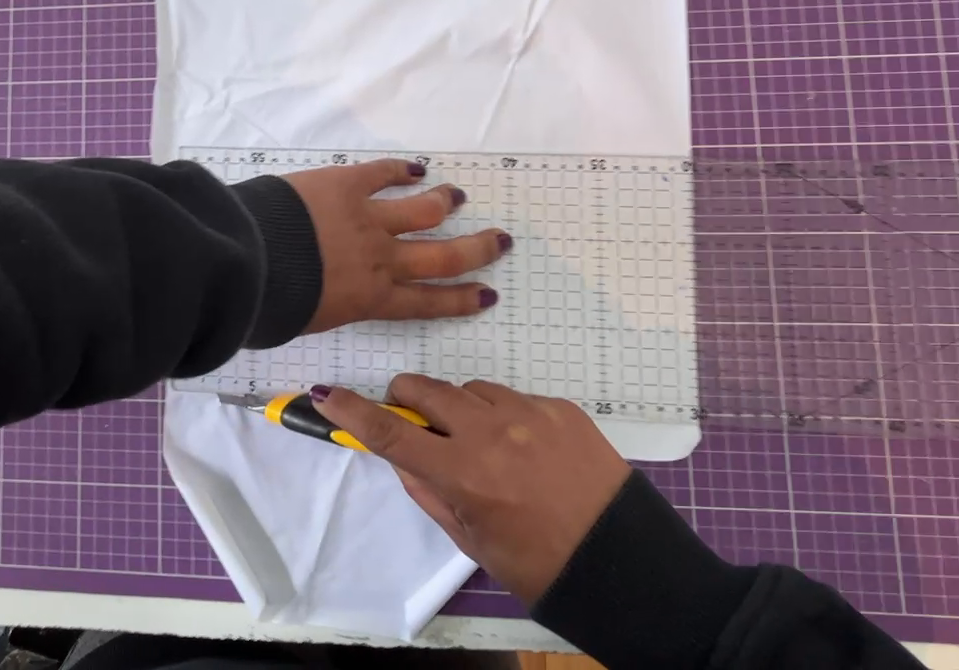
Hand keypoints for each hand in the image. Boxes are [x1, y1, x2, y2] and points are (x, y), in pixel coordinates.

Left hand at [283, 159, 509, 333]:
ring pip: (423, 210)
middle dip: (476, 249)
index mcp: (371, 299)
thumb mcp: (302, 323)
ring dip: (444, 202)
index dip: (460, 299)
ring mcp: (367, 218)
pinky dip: (401, 170)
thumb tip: (322, 303)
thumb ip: (326, 311)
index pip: (427, 301)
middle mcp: (381, 259)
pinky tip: (416, 168)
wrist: (246, 260)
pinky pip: (382, 174)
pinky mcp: (347, 184)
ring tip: (458, 196)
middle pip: (443, 255)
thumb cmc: (267, 304)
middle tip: (499, 240)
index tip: (486, 294)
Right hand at [316, 374, 630, 602]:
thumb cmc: (542, 566)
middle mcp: (492, 432)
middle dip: (407, 398)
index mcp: (465, 474)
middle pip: (425, 389)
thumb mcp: (474, 541)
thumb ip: (429, 492)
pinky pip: (513, 398)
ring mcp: (529, 413)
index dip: (353, 412)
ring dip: (461, 409)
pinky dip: (505, 416)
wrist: (633, 569)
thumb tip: (402, 456)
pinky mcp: (560, 408)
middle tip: (414, 419)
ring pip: (469, 390)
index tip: (326, 395)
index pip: (392, 434)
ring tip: (486, 446)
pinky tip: (527, 450)